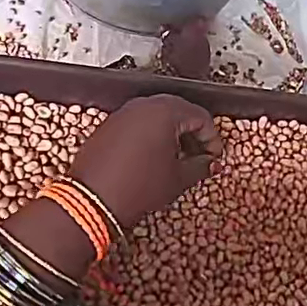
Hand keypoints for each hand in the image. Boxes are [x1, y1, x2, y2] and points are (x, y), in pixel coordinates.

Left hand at [70, 95, 221, 228]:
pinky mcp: (110, 125)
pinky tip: (154, 158)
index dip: (212, 139)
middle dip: (193, 134)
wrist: (92, 200)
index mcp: (166, 111)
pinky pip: (138, 123)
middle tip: (200, 157)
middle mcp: (144, 106)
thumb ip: (200, 166)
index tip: (214, 157)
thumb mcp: (177, 178)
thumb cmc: (136, 187)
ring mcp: (124, 113)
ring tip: (178, 160)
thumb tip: (211, 163)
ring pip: (158, 116)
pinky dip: (151, 135)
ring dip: (173, 134)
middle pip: (180, 112)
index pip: (201, 117)